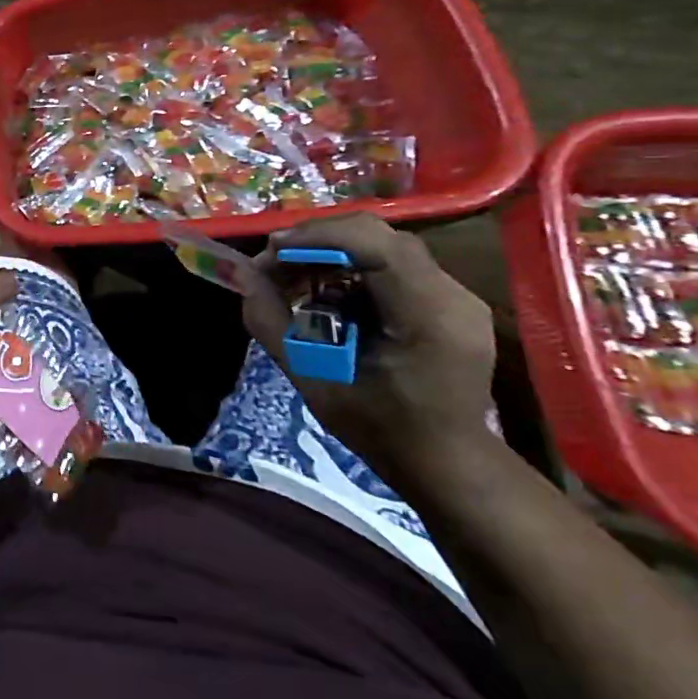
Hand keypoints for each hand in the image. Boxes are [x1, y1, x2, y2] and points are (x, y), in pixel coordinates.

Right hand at [241, 213, 495, 486]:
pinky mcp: (447, 301)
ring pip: (383, 247)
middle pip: (378, 237)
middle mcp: (451, 295)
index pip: (376, 244)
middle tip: (273, 265)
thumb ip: (272, 324)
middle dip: (317, 242)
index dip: (318, 236)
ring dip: (330, 254)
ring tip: (292, 278)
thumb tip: (242, 277)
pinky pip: (393, 266)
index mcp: (427, 315)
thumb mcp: (313, 380)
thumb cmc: (380, 428)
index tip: (272, 250)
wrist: (445, 463)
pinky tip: (323, 293)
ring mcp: (455, 295)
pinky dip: (350, 269)